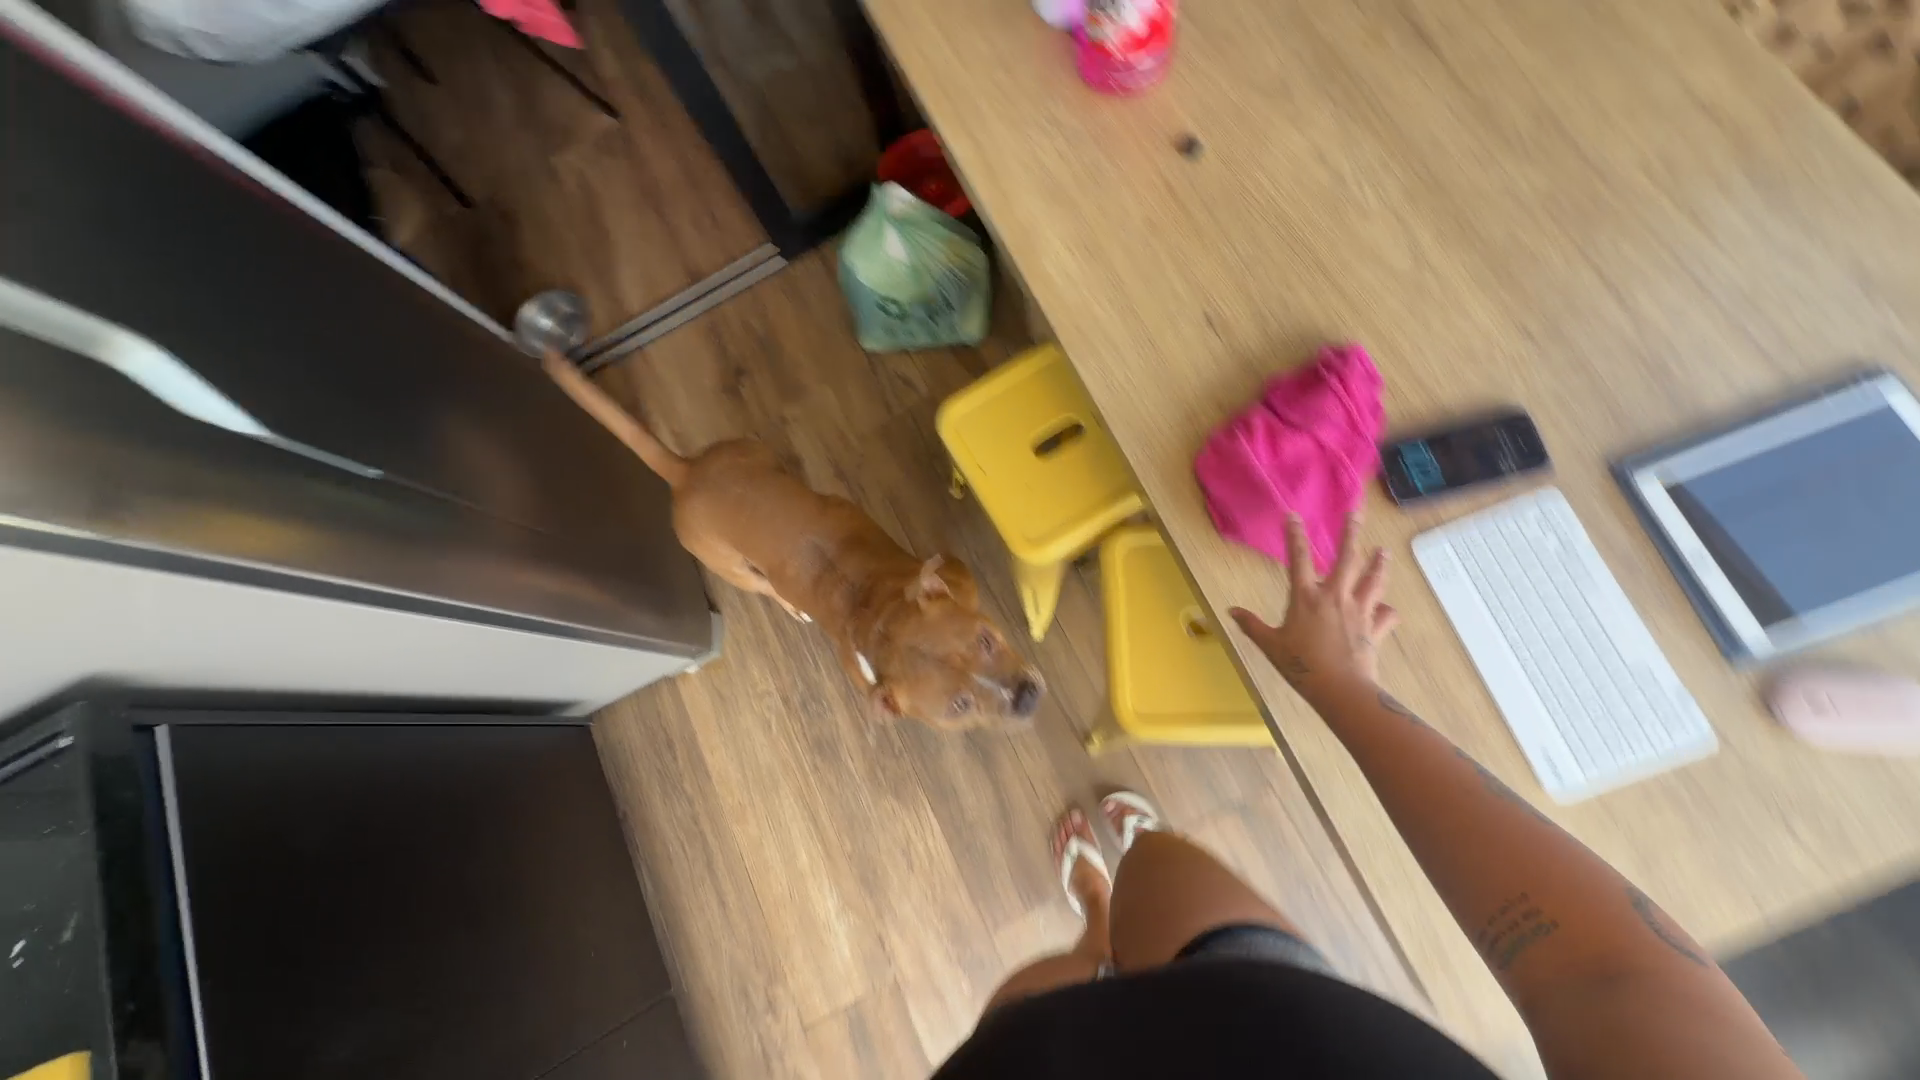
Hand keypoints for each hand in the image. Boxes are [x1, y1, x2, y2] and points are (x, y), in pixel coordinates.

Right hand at [1230, 512, 1399, 694]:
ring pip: (1373, 581)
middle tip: (1355, 514)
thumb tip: (1231, 611)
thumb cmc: (1300, 665)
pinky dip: (1387, 611)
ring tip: (1384, 552)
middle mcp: (1334, 597)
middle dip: (1350, 534)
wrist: (1339, 688)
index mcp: (1306, 597)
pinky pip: (1386, 615)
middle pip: (1346, 559)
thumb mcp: (1270, 645)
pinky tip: (1387, 609)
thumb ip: (1252, 625)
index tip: (1293, 515)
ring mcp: (1358, 611)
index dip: (1294, 535)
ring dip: (1378, 564)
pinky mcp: (1375, 629)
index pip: (1298, 558)